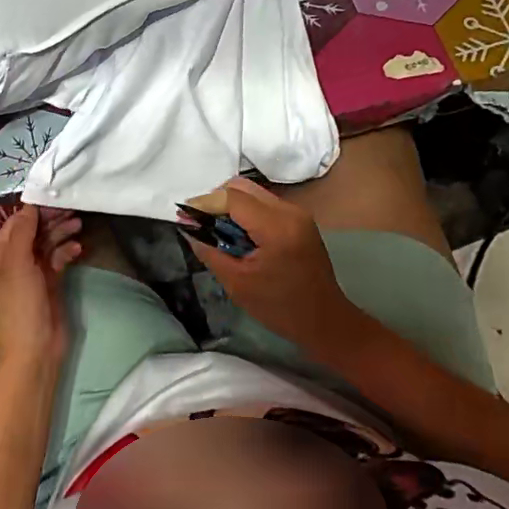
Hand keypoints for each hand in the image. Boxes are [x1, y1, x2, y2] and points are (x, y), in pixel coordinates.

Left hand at [0, 206, 82, 367]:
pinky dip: (66, 252)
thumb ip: (22, 233)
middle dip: (50, 219)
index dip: (34, 210)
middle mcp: (12, 261)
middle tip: (72, 209)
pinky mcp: (49, 284)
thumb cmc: (20, 305)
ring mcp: (31, 273)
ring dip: (60, 233)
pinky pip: (57, 260)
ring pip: (46, 244)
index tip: (55, 198)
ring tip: (78, 224)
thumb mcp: (16, 264)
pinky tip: (78, 249)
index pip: (15, 223)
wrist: (34, 350)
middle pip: (32, 231)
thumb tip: (29, 206)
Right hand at [181, 178, 353, 341]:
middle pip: (241, 187)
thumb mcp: (236, 282)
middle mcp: (289, 212)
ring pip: (251, 192)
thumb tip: (187, 227)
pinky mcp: (298, 220)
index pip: (231, 198)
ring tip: (215, 230)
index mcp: (276, 228)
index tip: (183, 217)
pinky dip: (243, 212)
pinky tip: (235, 234)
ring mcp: (297, 213)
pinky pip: (262, 203)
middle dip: (215, 201)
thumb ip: (209, 250)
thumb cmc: (279, 307)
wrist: (325, 321)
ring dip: (229, 206)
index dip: (203, 204)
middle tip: (199, 224)